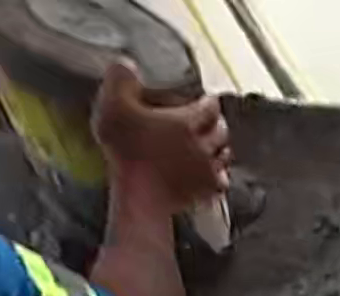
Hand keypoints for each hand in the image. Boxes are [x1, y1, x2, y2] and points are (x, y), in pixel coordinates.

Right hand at [92, 61, 228, 204]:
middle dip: (218, 123)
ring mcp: (212, 168)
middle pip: (221, 132)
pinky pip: (223, 175)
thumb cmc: (126, 146)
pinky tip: (215, 168)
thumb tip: (128, 63)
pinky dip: (220, 169)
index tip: (210, 98)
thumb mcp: (114, 105)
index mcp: (187, 124)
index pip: (208, 109)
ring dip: (221, 145)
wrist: (142, 188)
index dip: (210, 102)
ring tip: (215, 141)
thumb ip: (121, 81)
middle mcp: (206, 146)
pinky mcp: (212, 186)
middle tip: (213, 118)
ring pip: (225, 153)